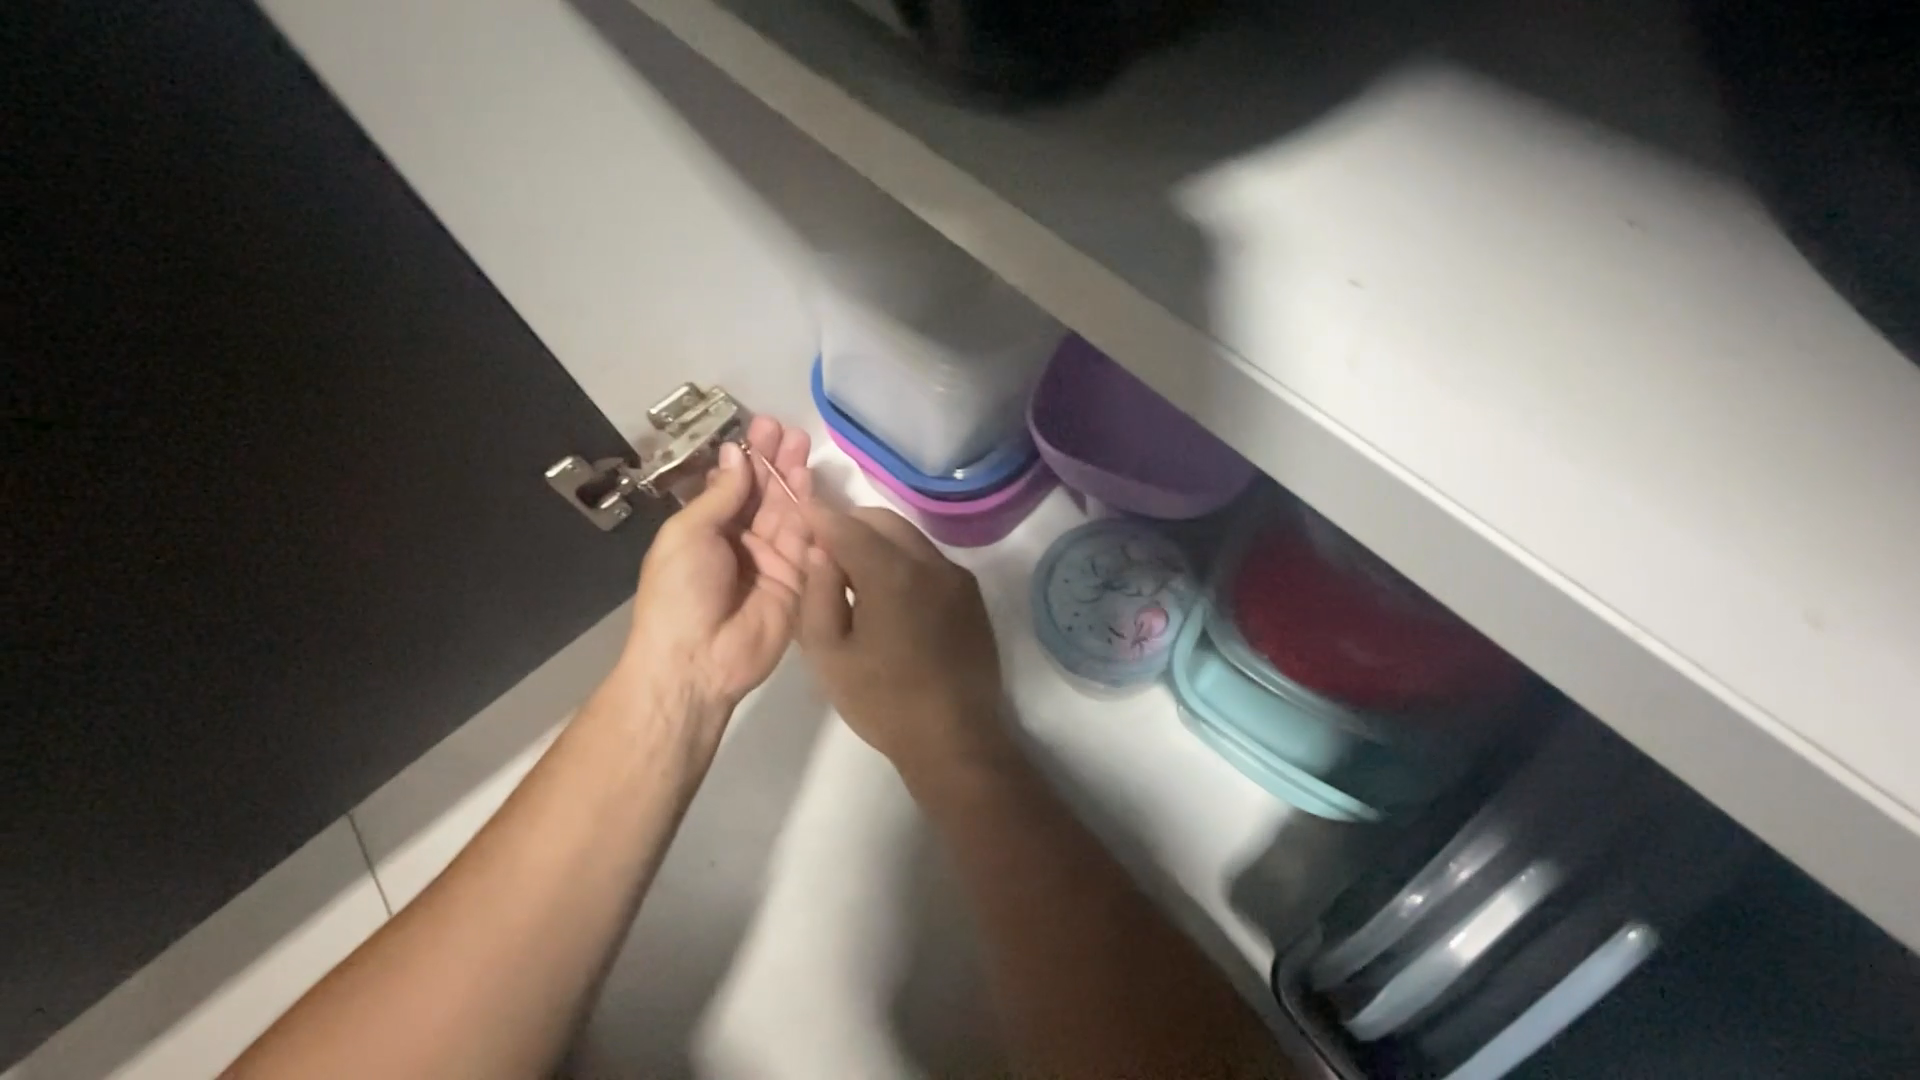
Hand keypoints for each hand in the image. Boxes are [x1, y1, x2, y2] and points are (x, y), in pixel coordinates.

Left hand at [622, 416, 812, 716]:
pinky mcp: (797, 580)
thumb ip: (720, 495)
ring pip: (786, 512)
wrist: (698, 659)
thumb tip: (736, 454)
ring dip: (793, 478)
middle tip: (789, 429)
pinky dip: (809, 511)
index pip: (732, 486)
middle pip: (763, 494)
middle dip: (774, 461)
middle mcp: (740, 542)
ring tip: (802, 444)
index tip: (761, 427)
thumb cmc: (679, 592)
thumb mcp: (687, 534)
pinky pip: (805, 541)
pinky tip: (810, 481)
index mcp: (705, 531)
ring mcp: (770, 561)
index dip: (747, 458)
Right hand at [798, 505, 1013, 782]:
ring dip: (879, 542)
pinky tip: (890, 595)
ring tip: (855, 574)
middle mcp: (930, 563)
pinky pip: (931, 560)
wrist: (954, 739)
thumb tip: (818, 551)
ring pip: (910, 538)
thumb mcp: (829, 653)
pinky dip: (904, 561)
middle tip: (824, 550)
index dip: (819, 517)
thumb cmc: (882, 702)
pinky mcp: (972, 596)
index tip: (799, 511)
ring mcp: (957, 577)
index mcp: (892, 574)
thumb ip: (817, 593)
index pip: (847, 526)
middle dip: (850, 525)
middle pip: (883, 521)